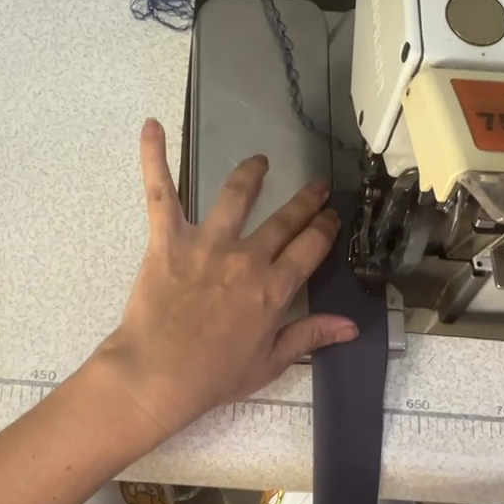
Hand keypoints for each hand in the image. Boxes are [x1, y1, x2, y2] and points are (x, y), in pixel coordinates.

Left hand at [88, 118, 357, 440]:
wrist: (157, 375)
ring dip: (251, 175)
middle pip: (283, 221)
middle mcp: (247, 258)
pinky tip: (152, 126)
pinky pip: (161, 192)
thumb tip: (352, 326)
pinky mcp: (167, 239)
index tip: (332, 217)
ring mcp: (207, 243)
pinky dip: (154, 157)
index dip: (325, 228)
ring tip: (260, 161)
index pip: (310, 248)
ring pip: (236, 197)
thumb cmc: (213, 377)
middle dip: (305, 201)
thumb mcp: (269, 363)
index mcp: (273, 289)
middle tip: (317, 186)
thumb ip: (309, 336)